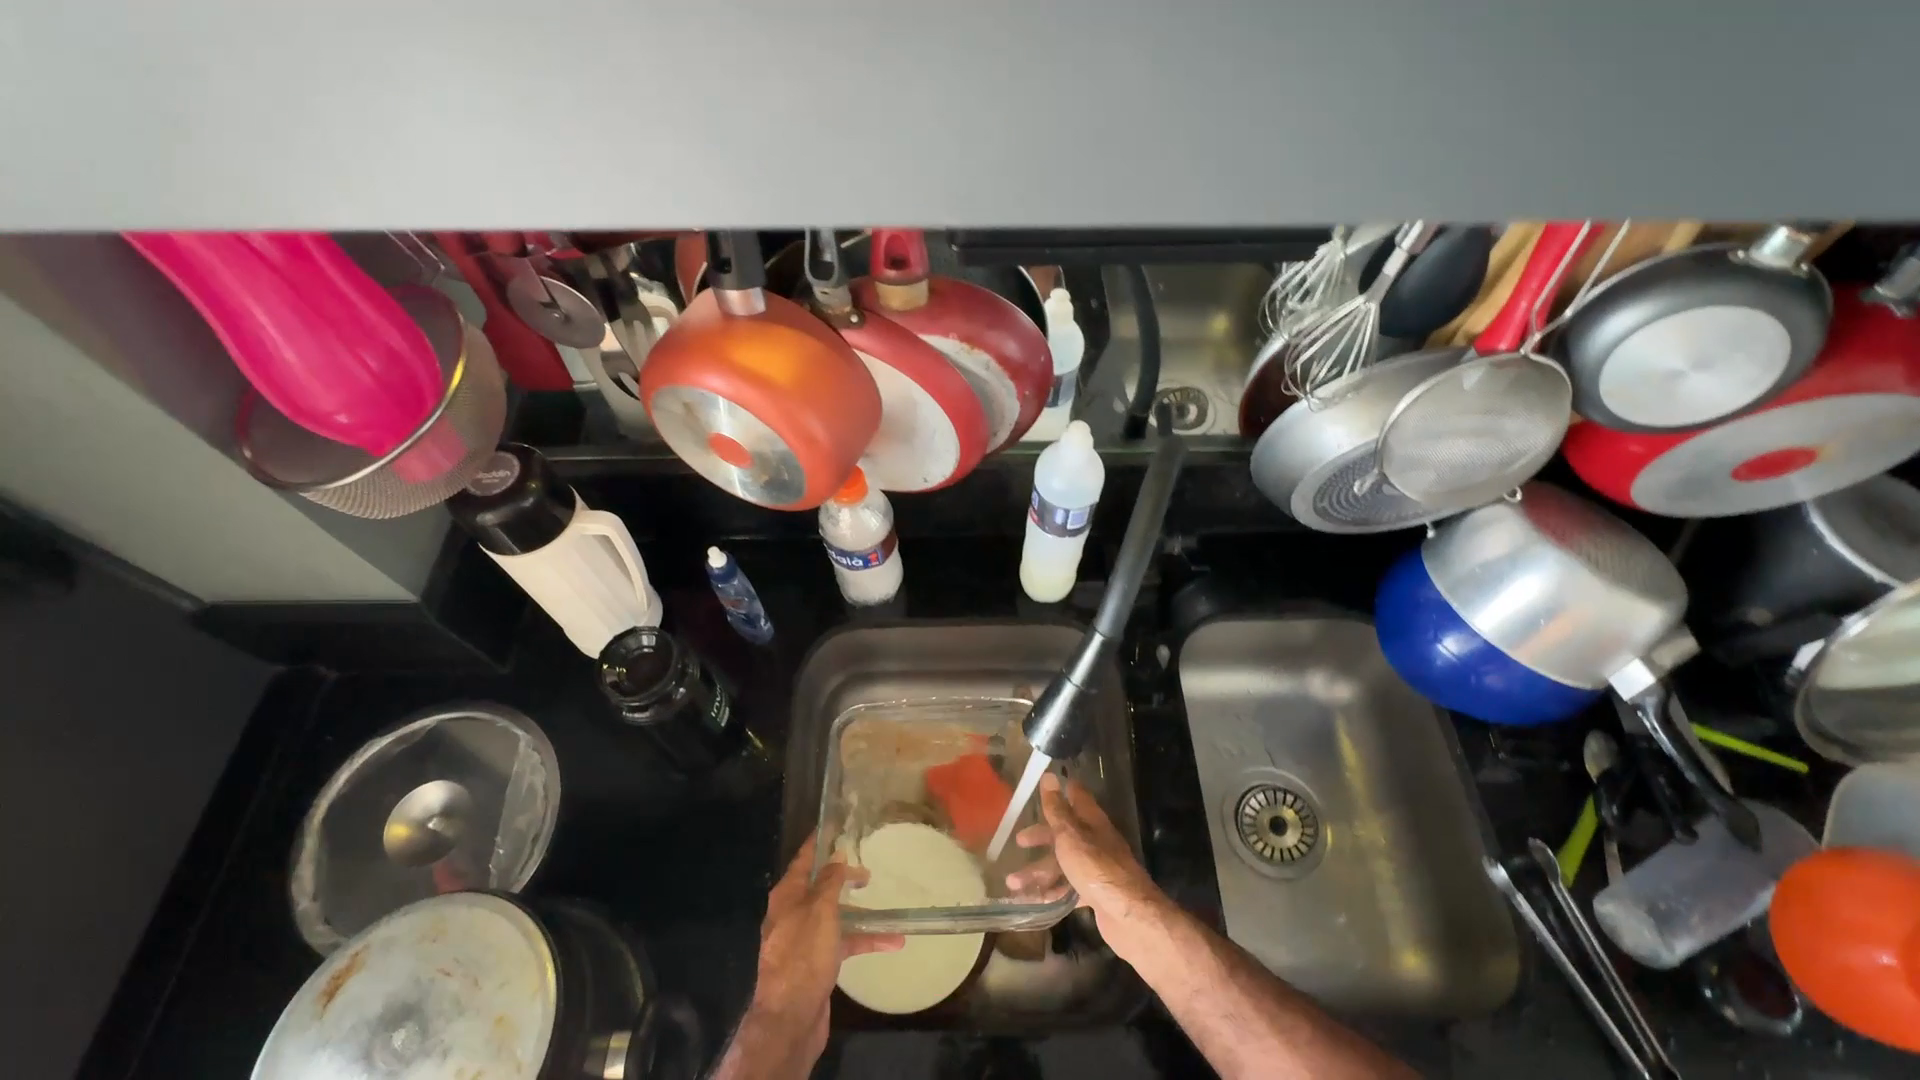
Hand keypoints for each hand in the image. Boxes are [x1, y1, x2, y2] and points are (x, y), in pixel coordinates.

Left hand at [746, 837, 904, 1060]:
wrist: (790, 1017)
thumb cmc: (803, 956)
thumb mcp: (819, 911)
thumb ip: (829, 882)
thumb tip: (836, 858)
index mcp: (787, 896)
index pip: (803, 860)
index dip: (820, 842)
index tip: (837, 826)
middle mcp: (792, 914)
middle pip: (821, 888)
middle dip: (844, 879)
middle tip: (870, 872)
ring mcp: (804, 941)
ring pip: (835, 917)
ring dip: (861, 914)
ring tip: (889, 909)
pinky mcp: (817, 964)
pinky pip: (844, 943)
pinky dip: (864, 941)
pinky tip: (892, 943)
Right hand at [1002, 774, 1164, 950]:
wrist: (1127, 914)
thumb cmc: (1095, 867)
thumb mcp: (1071, 835)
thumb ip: (1057, 809)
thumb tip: (1050, 775)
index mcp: (1092, 822)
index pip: (1077, 797)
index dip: (1060, 791)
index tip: (1040, 787)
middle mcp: (1095, 841)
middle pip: (1065, 833)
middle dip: (1041, 837)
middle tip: (1018, 841)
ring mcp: (1096, 868)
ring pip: (1063, 864)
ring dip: (1039, 871)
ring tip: (1013, 883)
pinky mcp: (1094, 892)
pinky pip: (1067, 888)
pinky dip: (1050, 892)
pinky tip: (1032, 900)